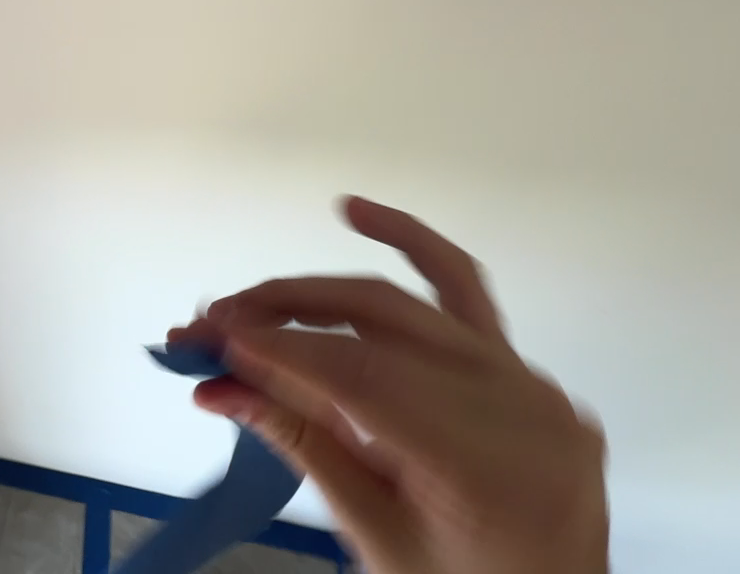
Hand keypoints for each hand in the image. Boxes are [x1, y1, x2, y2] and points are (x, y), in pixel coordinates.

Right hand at [169, 197, 606, 573]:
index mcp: (483, 465)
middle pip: (375, 325)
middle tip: (216, 323)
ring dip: (318, 288)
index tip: (212, 339)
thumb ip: (293, 438)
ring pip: (405, 300)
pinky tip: (356, 212)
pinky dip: (409, 242)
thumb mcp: (368, 526)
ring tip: (253, 295)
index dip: (276, 349)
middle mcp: (517, 409)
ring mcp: (527, 383)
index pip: (358, 376)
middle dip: (281, 314)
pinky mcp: (521, 370)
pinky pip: (463, 290)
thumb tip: (212, 384)